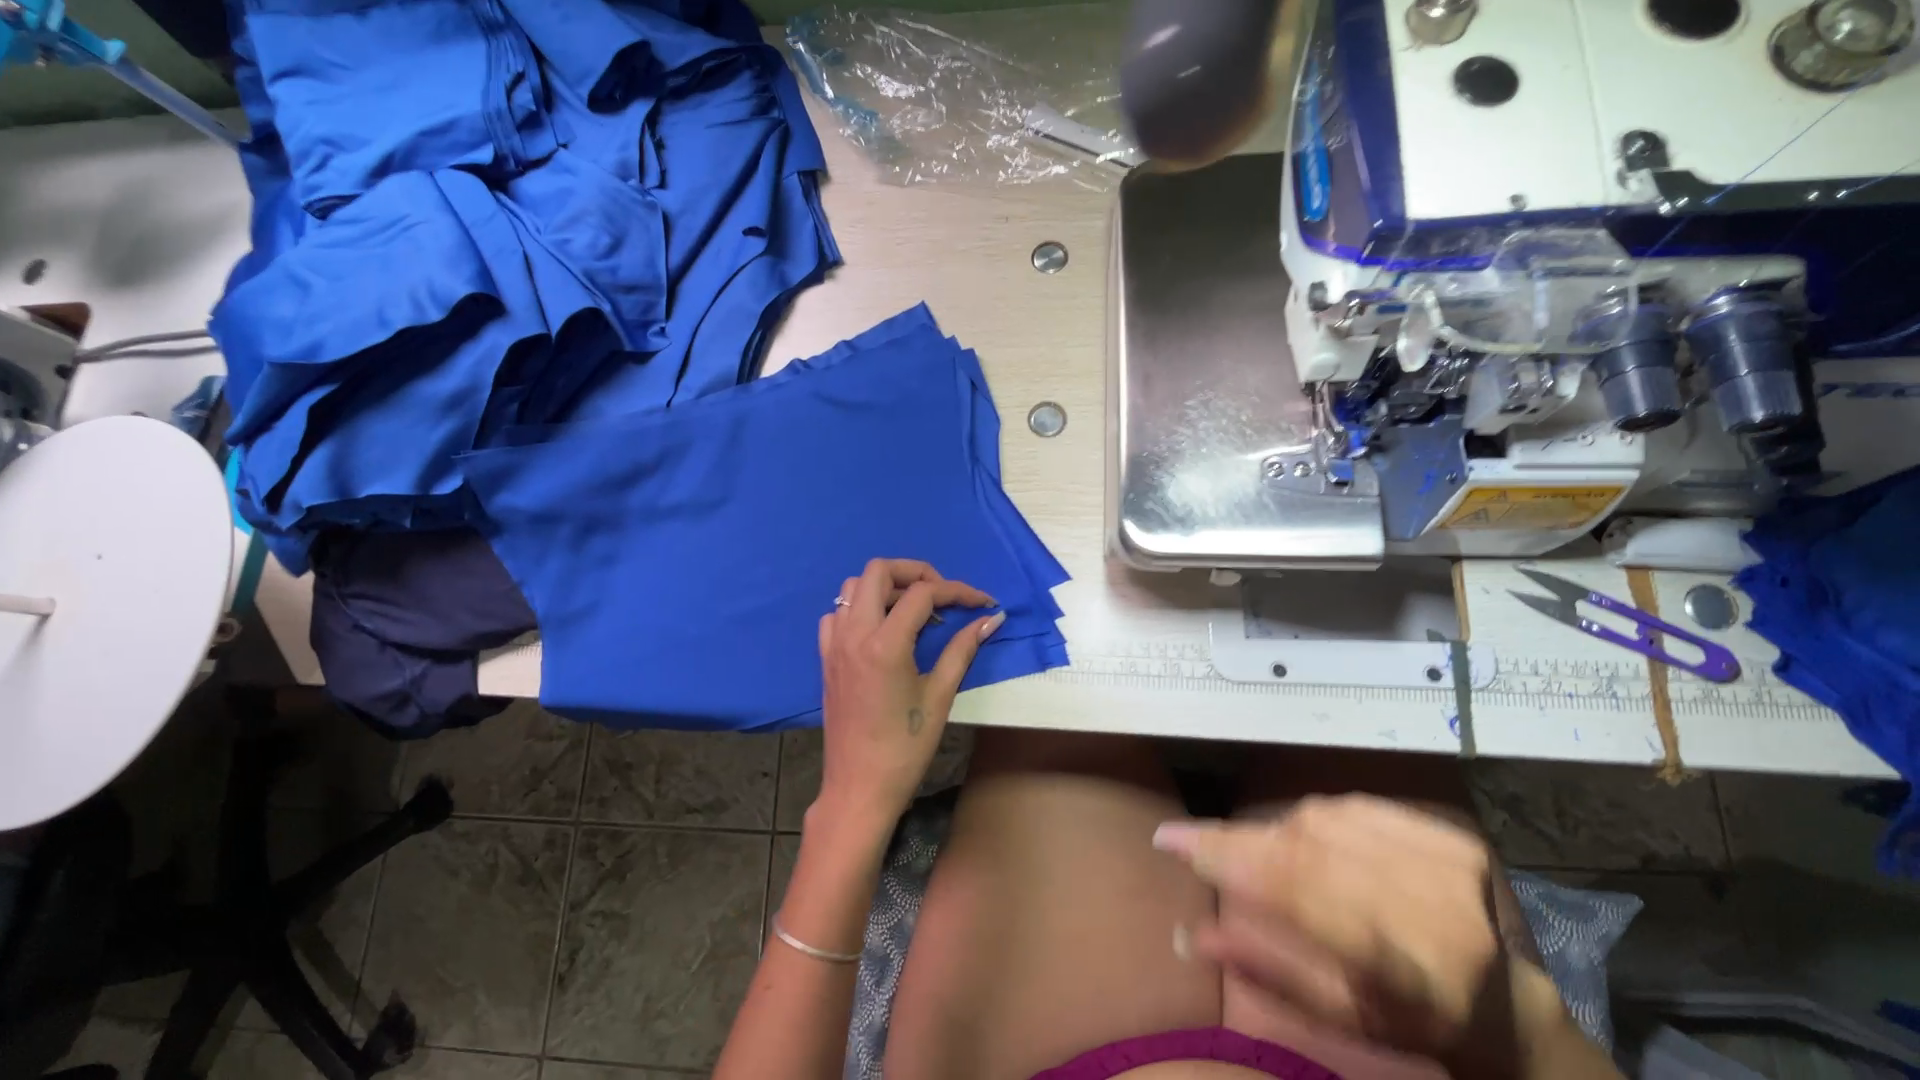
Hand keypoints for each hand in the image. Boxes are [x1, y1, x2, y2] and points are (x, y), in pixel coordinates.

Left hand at [815, 558, 1001, 828]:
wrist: (859, 786)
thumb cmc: (905, 748)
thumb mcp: (939, 696)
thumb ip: (962, 649)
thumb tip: (990, 619)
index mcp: (885, 643)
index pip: (924, 593)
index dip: (958, 591)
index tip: (982, 603)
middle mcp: (854, 633)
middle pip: (879, 571)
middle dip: (916, 573)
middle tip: (943, 597)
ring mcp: (834, 644)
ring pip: (853, 587)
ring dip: (886, 587)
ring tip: (915, 611)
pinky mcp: (825, 658)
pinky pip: (836, 613)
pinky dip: (860, 608)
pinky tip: (882, 630)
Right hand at [1155, 796, 1575, 1075]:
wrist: (1504, 1005)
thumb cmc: (1412, 1023)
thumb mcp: (1339, 1018)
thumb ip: (1267, 970)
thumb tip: (1191, 932)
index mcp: (1403, 967)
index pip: (1300, 893)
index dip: (1230, 859)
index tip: (1170, 839)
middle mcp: (1428, 905)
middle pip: (1306, 849)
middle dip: (1237, 839)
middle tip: (1188, 838)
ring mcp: (1444, 863)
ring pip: (1325, 820)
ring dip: (1276, 832)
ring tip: (1258, 855)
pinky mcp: (1451, 838)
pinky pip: (1355, 807)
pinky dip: (1317, 819)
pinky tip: (1305, 838)